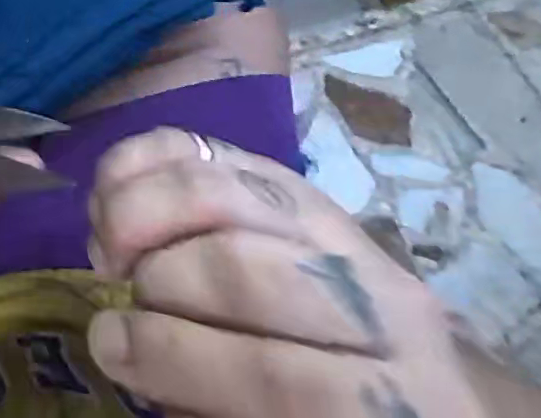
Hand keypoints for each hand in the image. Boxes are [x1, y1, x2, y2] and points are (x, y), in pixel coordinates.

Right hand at [85, 128, 489, 417]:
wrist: (433, 383)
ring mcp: (334, 225)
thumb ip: (222, 400)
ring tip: (107, 241)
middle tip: (112, 289)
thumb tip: (125, 351)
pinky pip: (212, 149)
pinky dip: (148, 159)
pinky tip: (113, 189)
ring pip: (223, 191)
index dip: (177, 354)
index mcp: (396, 401)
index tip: (109, 344)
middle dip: (156, 275)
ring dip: (142, 210)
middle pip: (244, 264)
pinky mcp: (295, 181)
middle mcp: (377, 301)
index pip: (281, 374)